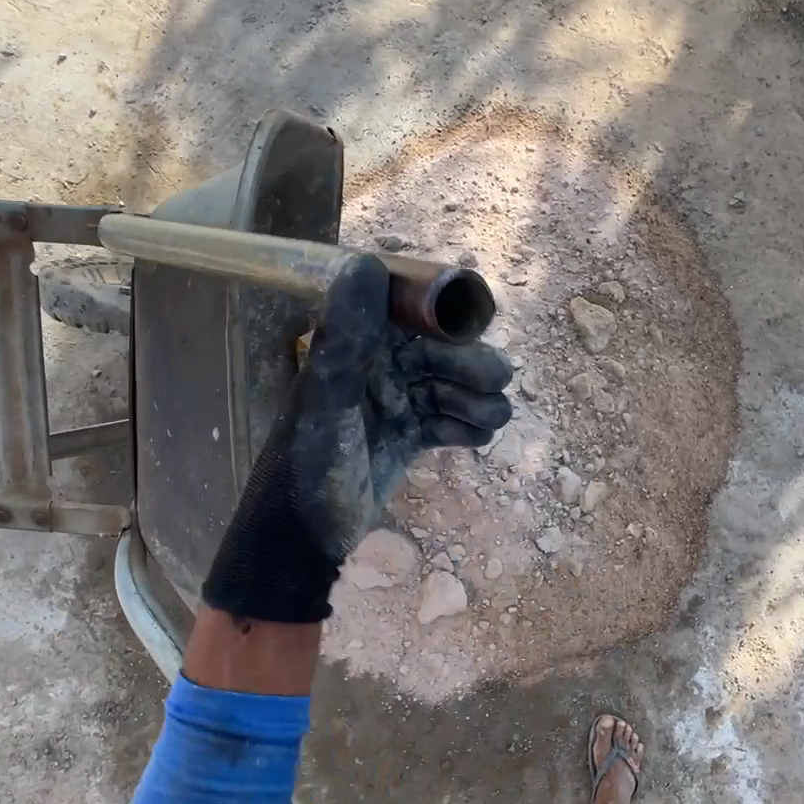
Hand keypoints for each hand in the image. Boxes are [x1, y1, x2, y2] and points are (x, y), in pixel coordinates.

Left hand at [201, 255, 512, 623]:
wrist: (305, 540)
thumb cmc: (309, 471)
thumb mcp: (326, 405)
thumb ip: (347, 340)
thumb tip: (369, 263)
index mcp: (352, 351)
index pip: (409, 318)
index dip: (446, 321)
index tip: (476, 330)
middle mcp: (376, 371)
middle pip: (440, 355)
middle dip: (471, 368)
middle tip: (498, 385)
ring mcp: (395, 404)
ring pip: (451, 388)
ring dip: (476, 400)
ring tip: (489, 421)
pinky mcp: (409, 436)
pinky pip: (448, 420)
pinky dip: (467, 427)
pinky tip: (475, 439)